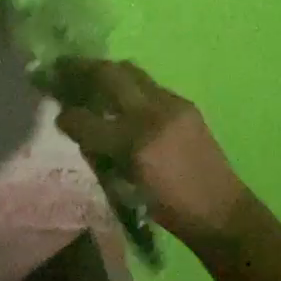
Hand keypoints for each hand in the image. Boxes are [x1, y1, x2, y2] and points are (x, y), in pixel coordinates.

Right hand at [53, 60, 248, 237]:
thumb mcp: (123, 187)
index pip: (86, 119)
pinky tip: (124, 98)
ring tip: (91, 78)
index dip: (67, 116)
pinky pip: (148, 84)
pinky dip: (129, 86)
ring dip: (106, 72)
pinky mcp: (185, 103)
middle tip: (63, 70)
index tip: (58, 114)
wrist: (221, 211)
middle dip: (81, 69)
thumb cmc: (168, 209)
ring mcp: (172, 104)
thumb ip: (98, 152)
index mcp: (135, 145)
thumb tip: (77, 127)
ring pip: (129, 70)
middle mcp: (153, 115)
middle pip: (108, 74)